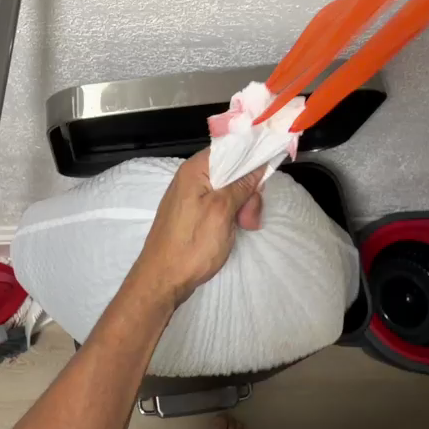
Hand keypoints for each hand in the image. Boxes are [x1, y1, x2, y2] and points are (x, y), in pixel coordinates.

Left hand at [127, 150, 265, 306]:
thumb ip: (241, 186)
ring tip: (244, 227)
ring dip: (241, 206)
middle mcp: (192, 177)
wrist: (162, 280)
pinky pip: (218, 203)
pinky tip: (235, 229)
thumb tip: (257, 165)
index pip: (229, 148)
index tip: (266, 175)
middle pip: (231, 171)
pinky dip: (231, 213)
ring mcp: (191, 196)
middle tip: (250, 217)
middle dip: (247, 191)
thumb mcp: (222, 211)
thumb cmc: (192, 244)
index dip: (250, 158)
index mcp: (196, 169)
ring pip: (228, 189)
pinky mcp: (193, 212)